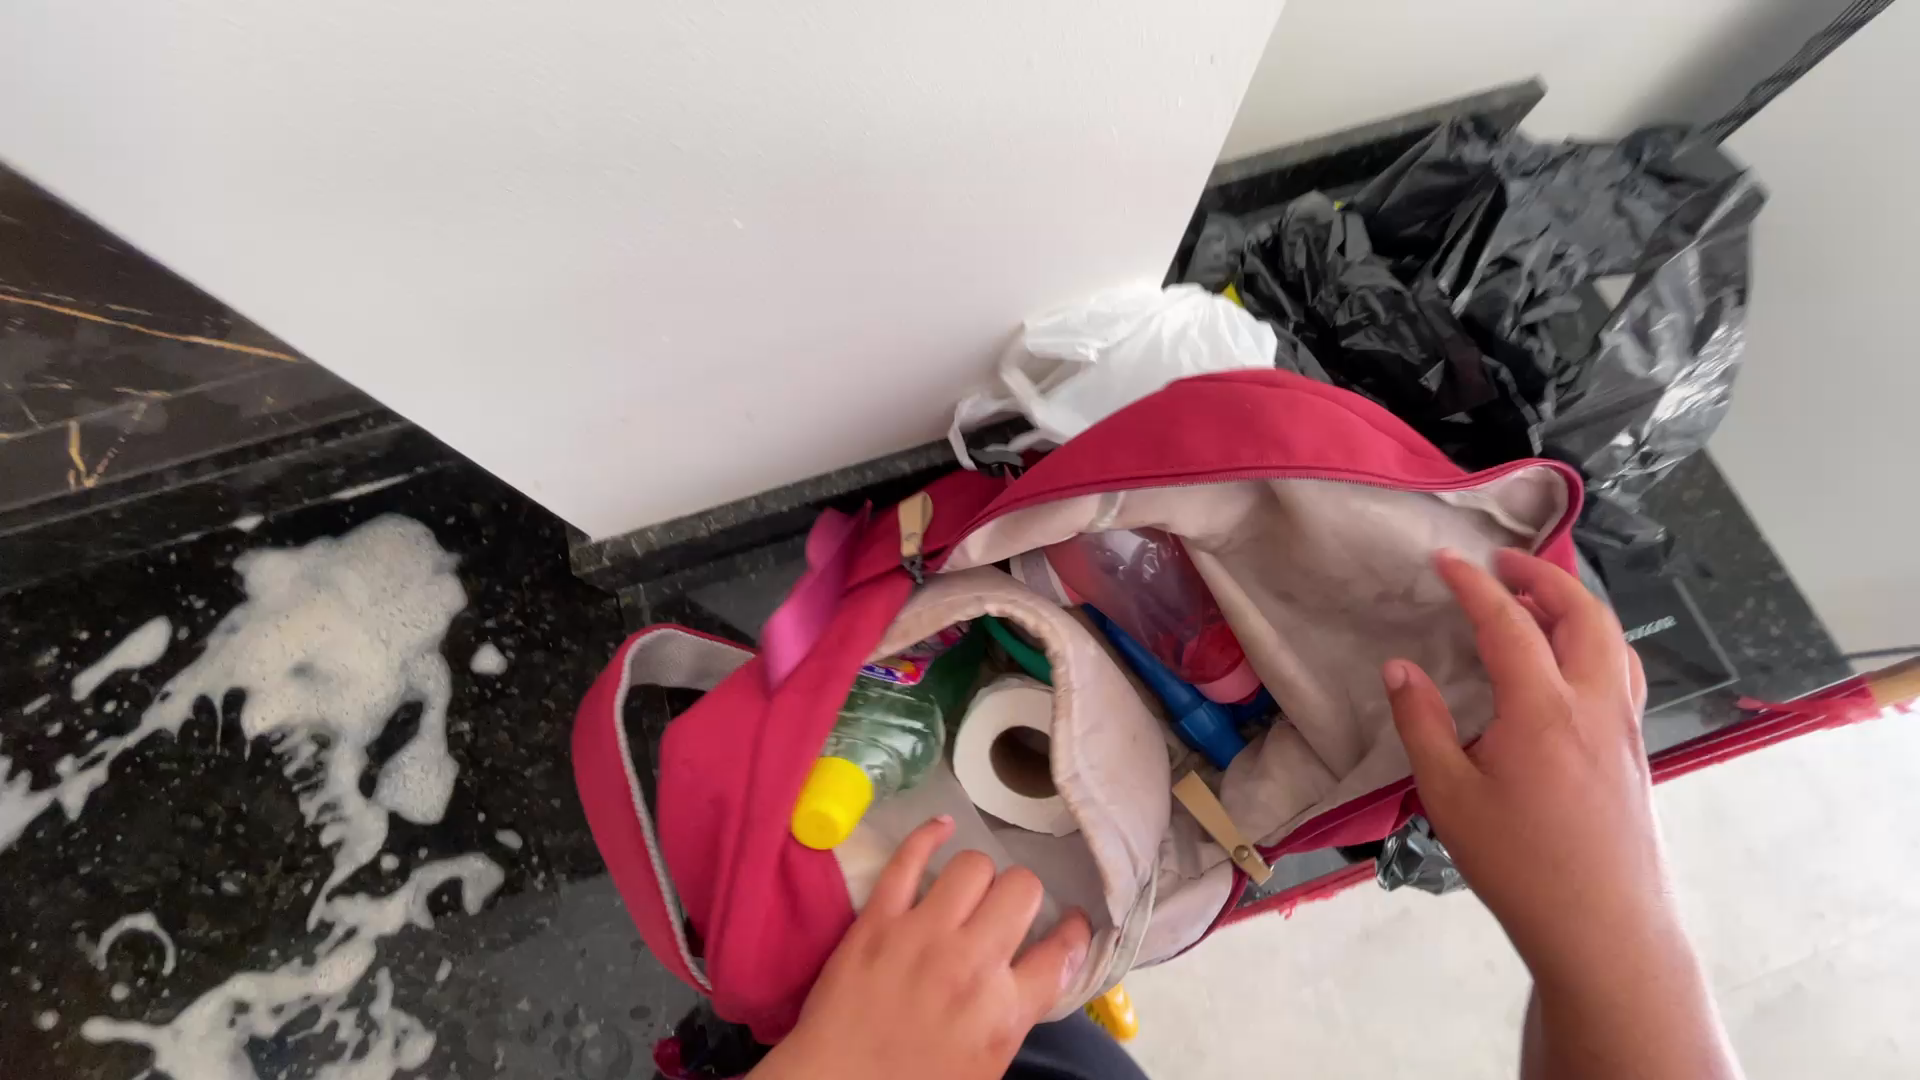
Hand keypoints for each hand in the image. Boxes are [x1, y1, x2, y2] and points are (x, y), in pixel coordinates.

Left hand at [753, 816, 1092, 1079]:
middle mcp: (971, 964)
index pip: (1060, 953)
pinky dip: (929, 835)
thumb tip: (1045, 965)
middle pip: (1021, 889)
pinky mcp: (878, 918)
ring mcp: (922, 934)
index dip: (1073, 931)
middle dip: (1022, 894)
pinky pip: (909, 858)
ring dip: (979, 874)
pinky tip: (942, 827)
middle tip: (1006, 908)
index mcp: (1003, 1012)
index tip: (1071, 921)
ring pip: (974, 865)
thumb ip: (1017, 1013)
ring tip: (970, 888)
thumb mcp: (986, 1066)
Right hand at [1385, 549, 1739, 1079]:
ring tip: (1536, 593)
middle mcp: (1594, 707)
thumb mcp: (1445, 790)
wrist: (1603, 928)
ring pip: (1614, 641)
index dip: (1473, 585)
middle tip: (1502, 561)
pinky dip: (1594, 638)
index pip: (1508, 625)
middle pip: (1584, 617)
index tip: (1444, 558)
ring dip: (1575, 604)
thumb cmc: (1515, 858)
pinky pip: (1621, 671)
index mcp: (1543, 710)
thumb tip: (1400, 667)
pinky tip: (1566, 656)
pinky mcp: (1631, 752)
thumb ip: (1421, 721)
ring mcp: (1622, 729)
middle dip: (1544, 577)